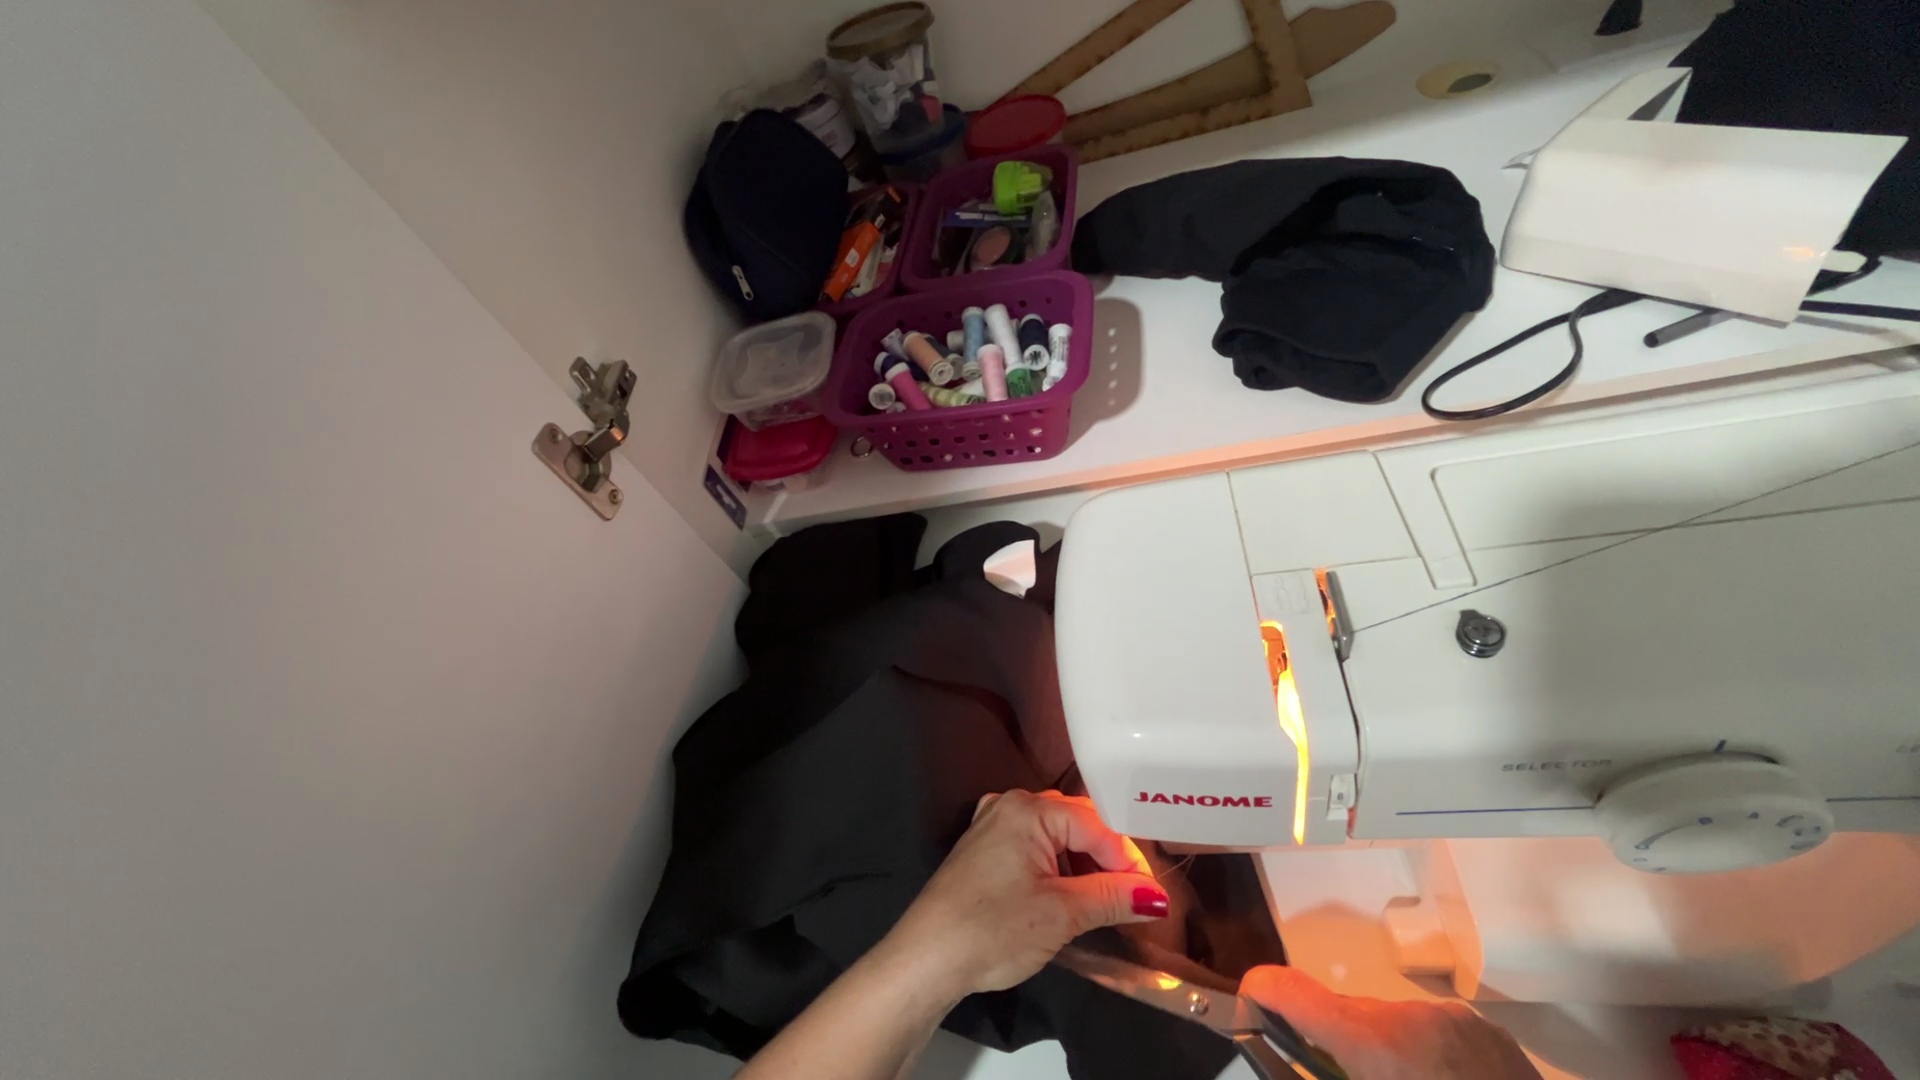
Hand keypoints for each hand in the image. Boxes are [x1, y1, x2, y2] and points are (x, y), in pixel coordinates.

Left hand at [881, 789, 1168, 1000]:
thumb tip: (1155, 896)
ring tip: (1108, 901)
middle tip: (1136, 896)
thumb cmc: (991, 929)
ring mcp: (993, 825)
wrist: (927, 958)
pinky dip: (1058, 867)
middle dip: (1108, 858)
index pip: (1096, 824)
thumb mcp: (1062, 914)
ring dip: (1084, 864)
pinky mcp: (985, 848)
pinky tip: (1071, 895)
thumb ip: (1112, 897)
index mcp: (1028, 808)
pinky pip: (1034, 846)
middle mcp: (1010, 805)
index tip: (1150, 895)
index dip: (1128, 859)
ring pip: (1057, 835)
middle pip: (1077, 823)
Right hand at [1240, 966, 1543, 1079]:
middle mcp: (1410, 1015)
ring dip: (1388, 1056)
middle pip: (1345, 1015)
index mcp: (1375, 1041)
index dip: (1259, 993)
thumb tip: (1306, 1058)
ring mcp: (1457, 1021)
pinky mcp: (1493, 1034)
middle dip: (1339, 1049)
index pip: (1289, 990)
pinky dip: (1427, 1059)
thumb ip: (1326, 1074)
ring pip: (1393, 1025)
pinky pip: (1436, 1034)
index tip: (1247, 1009)